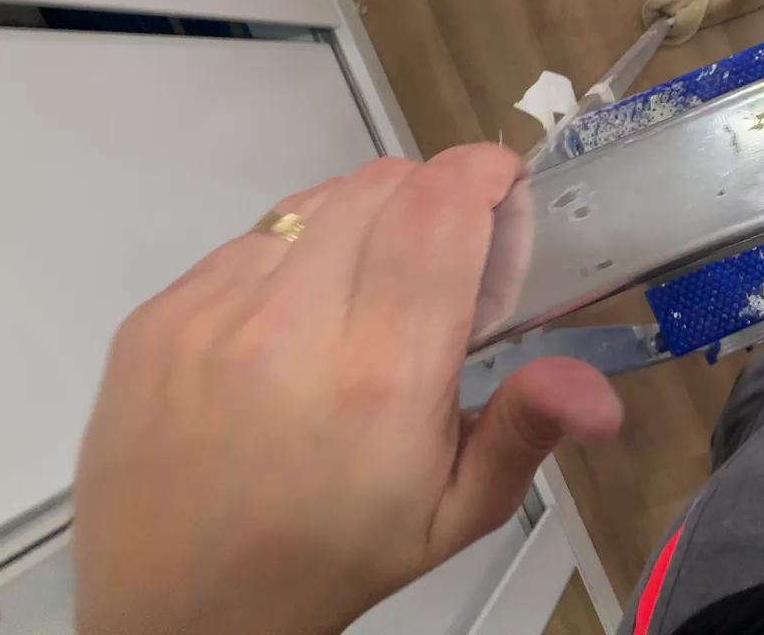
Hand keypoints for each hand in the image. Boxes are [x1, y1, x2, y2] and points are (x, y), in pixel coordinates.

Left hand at [73, 145, 623, 634]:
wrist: (174, 615)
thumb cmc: (342, 552)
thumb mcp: (463, 509)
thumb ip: (530, 430)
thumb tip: (605, 399)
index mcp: (382, 375)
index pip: (440, 213)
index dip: (484, 172)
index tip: (509, 186)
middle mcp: (291, 328)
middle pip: (390, 185)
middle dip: (444, 189)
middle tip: (461, 246)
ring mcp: (211, 315)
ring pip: (328, 196)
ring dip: (382, 209)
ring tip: (389, 272)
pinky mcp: (158, 315)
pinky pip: (267, 230)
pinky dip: (316, 238)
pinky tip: (316, 300)